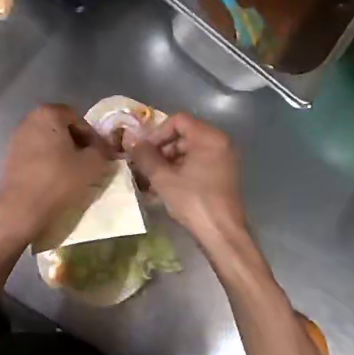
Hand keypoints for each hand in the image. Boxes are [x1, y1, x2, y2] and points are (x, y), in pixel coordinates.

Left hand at [0, 105, 116, 244]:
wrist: (20, 209)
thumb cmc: (58, 179)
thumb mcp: (92, 164)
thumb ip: (103, 150)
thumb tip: (104, 147)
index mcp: (48, 113)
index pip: (78, 118)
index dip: (93, 136)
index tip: (101, 154)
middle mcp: (28, 120)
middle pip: (61, 128)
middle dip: (77, 143)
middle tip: (89, 162)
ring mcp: (15, 139)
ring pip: (48, 142)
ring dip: (62, 154)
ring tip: (74, 173)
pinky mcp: (9, 158)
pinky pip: (35, 156)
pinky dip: (47, 163)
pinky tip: (55, 180)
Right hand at [124, 113, 245, 237]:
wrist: (222, 234)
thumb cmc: (193, 201)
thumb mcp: (163, 178)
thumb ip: (145, 155)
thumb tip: (130, 138)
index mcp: (209, 137)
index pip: (178, 120)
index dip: (156, 133)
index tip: (142, 151)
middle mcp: (220, 143)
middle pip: (183, 135)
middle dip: (160, 149)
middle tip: (143, 166)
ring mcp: (223, 159)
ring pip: (189, 151)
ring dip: (167, 162)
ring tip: (150, 180)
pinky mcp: (223, 175)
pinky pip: (197, 164)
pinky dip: (180, 171)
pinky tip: (164, 188)